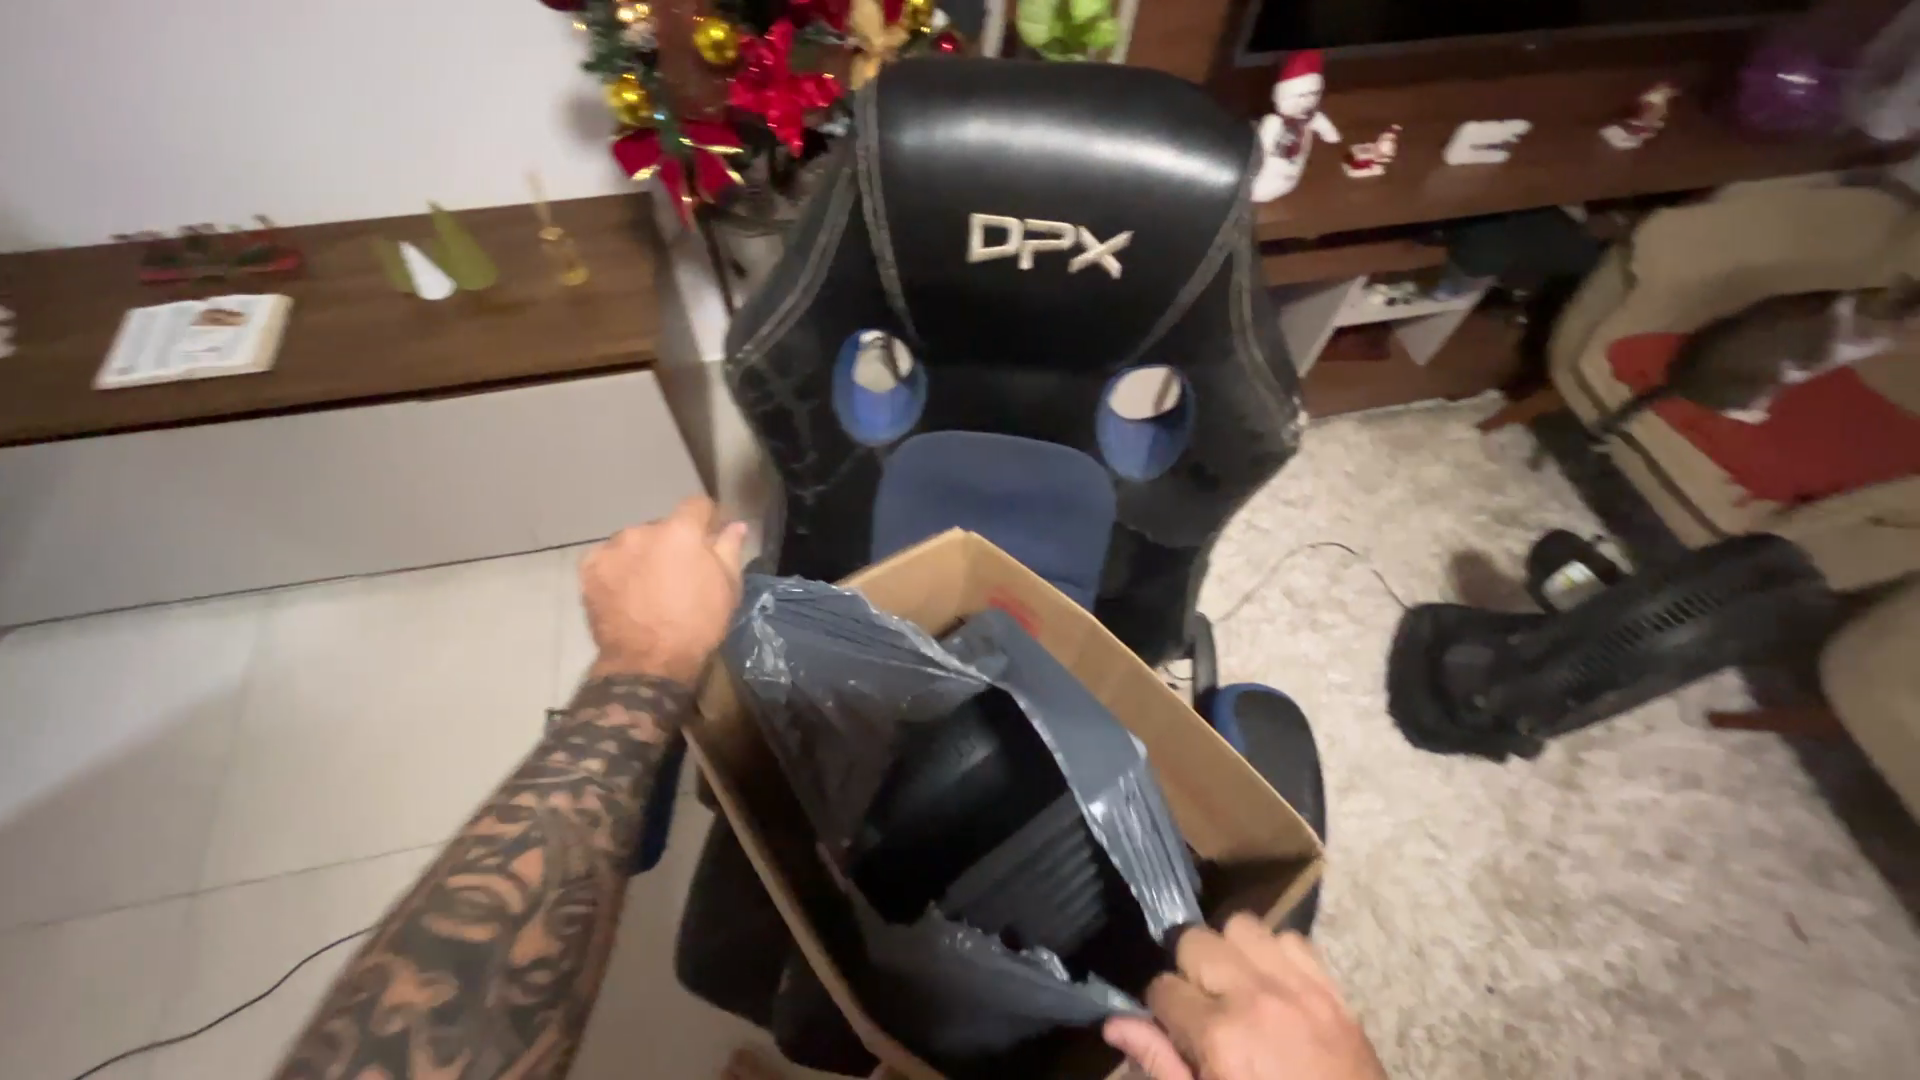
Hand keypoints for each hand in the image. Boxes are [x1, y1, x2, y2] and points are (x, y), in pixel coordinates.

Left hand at [580, 496, 748, 685]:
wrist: (648, 662)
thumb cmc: (698, 624)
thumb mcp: (727, 588)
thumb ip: (730, 550)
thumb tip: (735, 525)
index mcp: (681, 531)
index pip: (697, 505)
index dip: (707, 519)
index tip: (710, 537)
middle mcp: (643, 530)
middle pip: (663, 526)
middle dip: (672, 542)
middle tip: (679, 572)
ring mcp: (612, 548)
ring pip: (634, 542)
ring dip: (644, 555)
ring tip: (648, 586)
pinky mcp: (589, 569)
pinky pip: (609, 558)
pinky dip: (619, 569)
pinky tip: (626, 592)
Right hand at [1104, 916, 1385, 1079]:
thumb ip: (1161, 1065)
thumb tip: (1114, 1024)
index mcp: (1220, 1037)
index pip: (1161, 988)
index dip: (1159, 1010)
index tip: (1173, 1030)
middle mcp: (1255, 998)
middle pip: (1194, 940)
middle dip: (1189, 970)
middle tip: (1202, 1007)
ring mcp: (1299, 989)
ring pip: (1242, 926)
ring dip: (1232, 952)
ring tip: (1237, 988)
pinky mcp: (1333, 992)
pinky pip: (1291, 939)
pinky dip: (1276, 956)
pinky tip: (1274, 988)